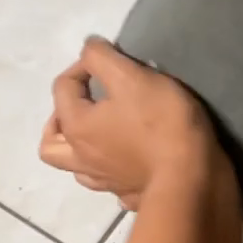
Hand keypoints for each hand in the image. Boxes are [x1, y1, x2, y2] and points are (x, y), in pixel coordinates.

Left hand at [38, 38, 223, 210]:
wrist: (192, 178)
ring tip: (100, 136)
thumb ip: (104, 58)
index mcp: (77, 125)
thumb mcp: (134, 77)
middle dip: (59, 118)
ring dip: (79, 150)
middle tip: (85, 104)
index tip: (113, 58)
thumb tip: (88, 48)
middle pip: (50, 141)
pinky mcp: (128, 194)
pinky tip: (126, 162)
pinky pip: (108, 184)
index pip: (63, 87)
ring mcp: (104, 181)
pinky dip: (110, 171)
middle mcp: (81, 157)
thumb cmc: (162, 123)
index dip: (83, 66)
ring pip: (75, 168)